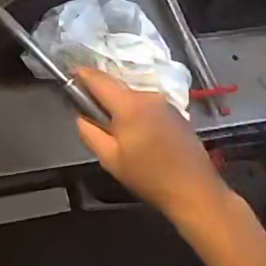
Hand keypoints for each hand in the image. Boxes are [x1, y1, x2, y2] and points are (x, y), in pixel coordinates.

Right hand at [72, 70, 235, 217]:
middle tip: (92, 118)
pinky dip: (135, 113)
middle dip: (100, 97)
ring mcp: (164, 103)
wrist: (194, 190)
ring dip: (119, 107)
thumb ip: (88, 132)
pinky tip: (138, 137)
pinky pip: (145, 105)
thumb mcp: (109, 158)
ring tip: (117, 134)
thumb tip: (80, 115)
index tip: (70, 76)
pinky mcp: (175, 112)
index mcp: (129, 105)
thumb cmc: (148, 176)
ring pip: (130, 97)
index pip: (98, 79)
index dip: (81, 75)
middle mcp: (148, 96)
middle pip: (115, 87)